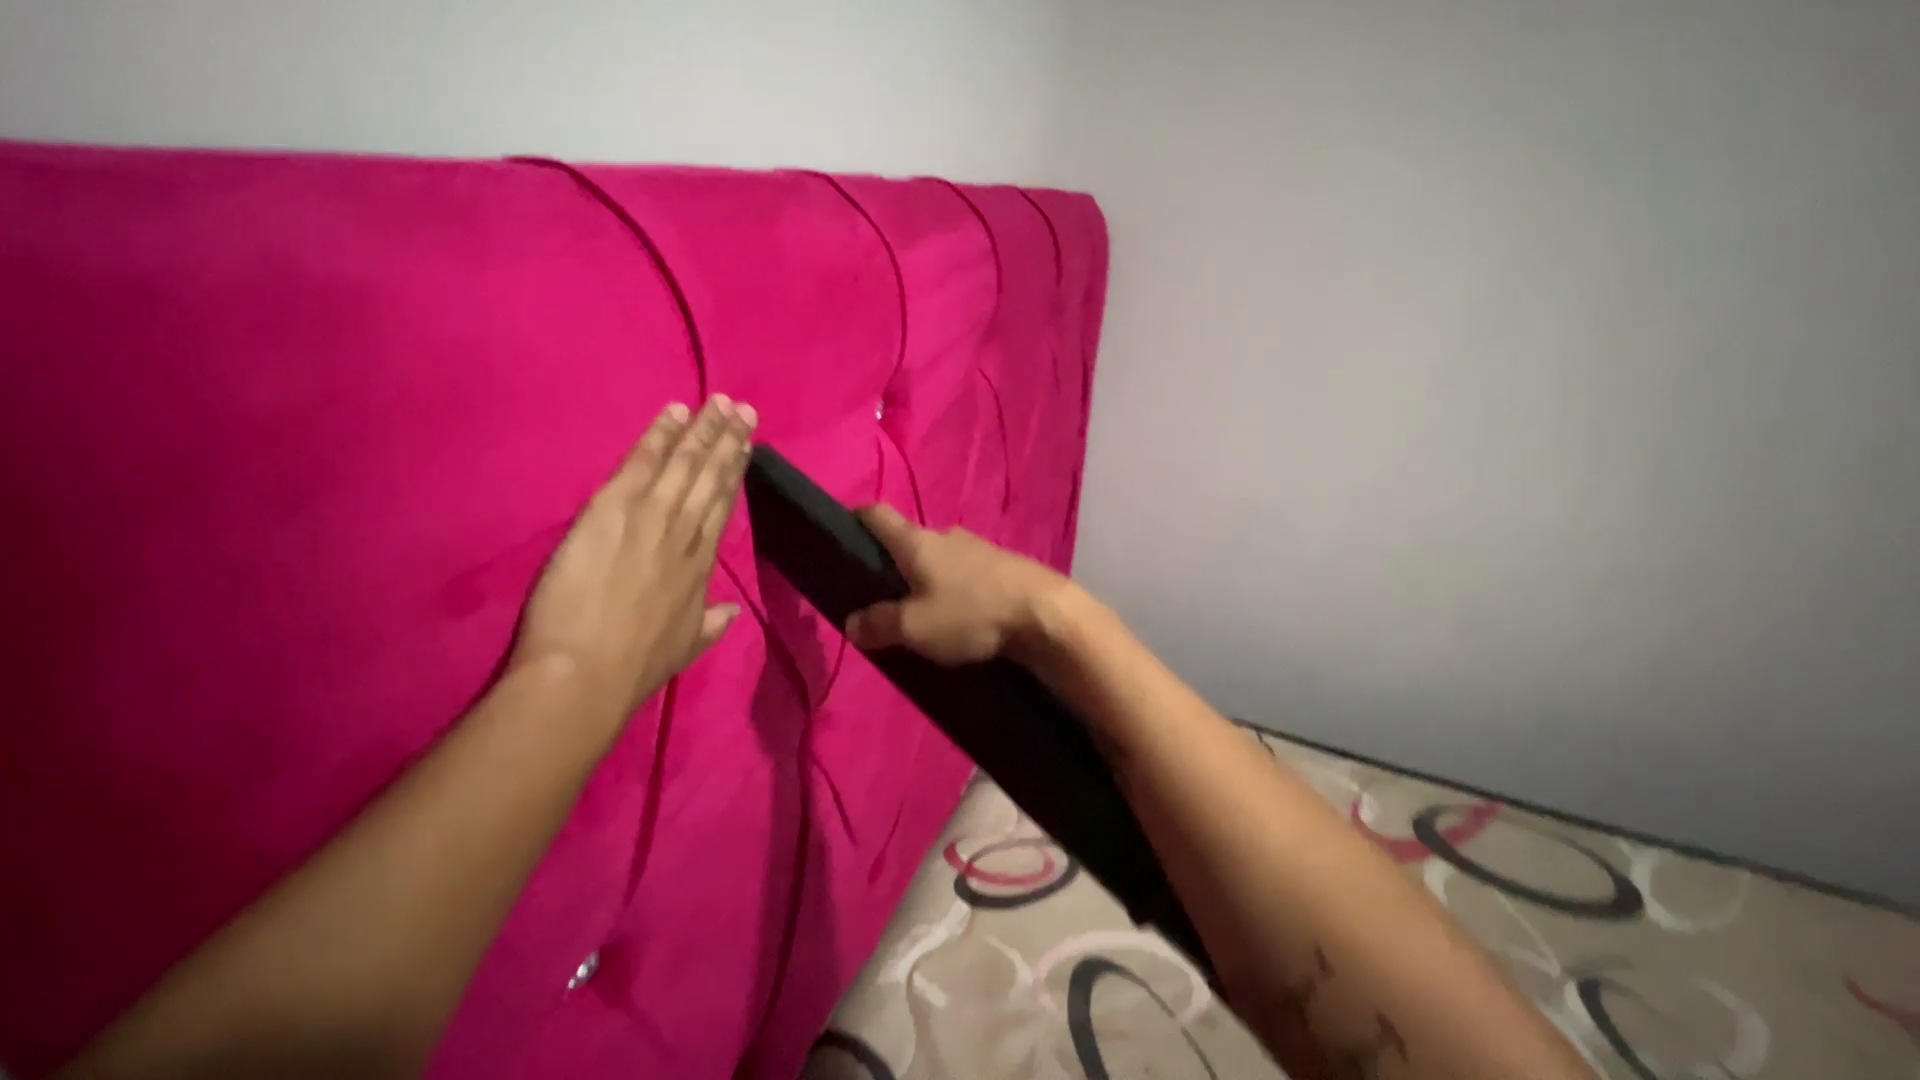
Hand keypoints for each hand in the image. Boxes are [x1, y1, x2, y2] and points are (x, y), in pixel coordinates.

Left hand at [511, 395, 756, 720]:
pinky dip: (659, 436)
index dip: (735, 474)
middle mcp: (685, 534)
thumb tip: (733, 611)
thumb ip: (711, 624)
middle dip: (728, 442)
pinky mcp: (613, 509)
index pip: (722, 508)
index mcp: (701, 567)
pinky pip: (642, 463)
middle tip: (744, 410)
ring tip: (720, 402)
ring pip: (685, 464)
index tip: (746, 448)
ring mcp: (652, 517)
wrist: (587, 671)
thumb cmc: (635, 666)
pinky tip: (674, 413)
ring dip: (703, 430)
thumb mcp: (685, 648)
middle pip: (711, 478)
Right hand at [844, 505, 1073, 665]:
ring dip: (929, 579)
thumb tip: (851, 622)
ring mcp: (979, 548)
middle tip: (883, 596)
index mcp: (916, 541)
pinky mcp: (1004, 567)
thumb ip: (879, 624)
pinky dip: (957, 590)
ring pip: (941, 559)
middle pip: (910, 541)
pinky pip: (968, 574)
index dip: (856, 520)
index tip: (843, 536)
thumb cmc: (971, 613)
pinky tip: (960, 616)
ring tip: (923, 612)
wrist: (1046, 614)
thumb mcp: (914, 627)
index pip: (876, 514)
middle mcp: (945, 535)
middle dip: (895, 563)